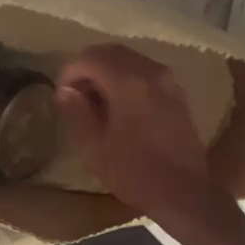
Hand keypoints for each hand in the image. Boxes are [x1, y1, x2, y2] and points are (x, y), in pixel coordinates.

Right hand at [56, 44, 241, 244]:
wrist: (183, 192)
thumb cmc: (134, 173)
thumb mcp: (94, 148)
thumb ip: (76, 114)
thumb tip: (65, 92)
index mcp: (128, 82)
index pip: (90, 57)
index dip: (70, 72)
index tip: (62, 95)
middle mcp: (151, 71)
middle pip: (111, 52)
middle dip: (89, 69)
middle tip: (77, 97)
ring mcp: (168, 81)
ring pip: (130, 60)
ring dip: (109, 73)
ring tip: (97, 105)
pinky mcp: (178, 94)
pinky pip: (146, 74)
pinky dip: (128, 81)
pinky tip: (121, 110)